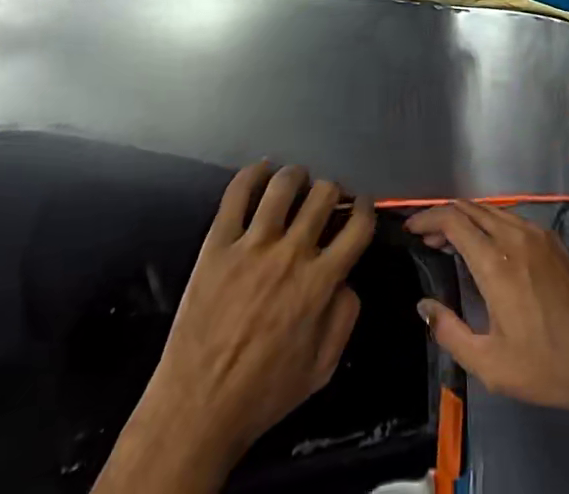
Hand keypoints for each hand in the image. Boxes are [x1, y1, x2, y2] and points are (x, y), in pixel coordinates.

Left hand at [95, 164, 373, 491]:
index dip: (365, 209)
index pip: (356, 228)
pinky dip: (252, 173)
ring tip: (298, 177)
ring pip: (282, 187)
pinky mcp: (218, 241)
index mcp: (320, 283)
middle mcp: (290, 254)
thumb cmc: (266, 389)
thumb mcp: (323, 366)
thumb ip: (343, 317)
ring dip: (296, 175)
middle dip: (333, 189)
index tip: (361, 205)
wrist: (203, 398)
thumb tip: (347, 278)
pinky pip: (236, 194)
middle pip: (322, 197)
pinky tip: (261, 169)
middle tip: (328, 195)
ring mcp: (251, 244)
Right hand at [406, 200, 568, 413]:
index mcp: (495, 263)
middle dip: (441, 218)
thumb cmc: (549, 364)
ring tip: (450, 244)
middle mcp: (513, 238)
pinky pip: (508, 218)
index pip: (451, 219)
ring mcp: (535, 235)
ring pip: (487, 210)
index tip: (410, 232)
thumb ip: (449, 332)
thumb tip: (424, 307)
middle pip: (467, 208)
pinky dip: (486, 223)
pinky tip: (483, 248)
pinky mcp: (550, 241)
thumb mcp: (490, 364)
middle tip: (427, 241)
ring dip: (463, 219)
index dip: (425, 220)